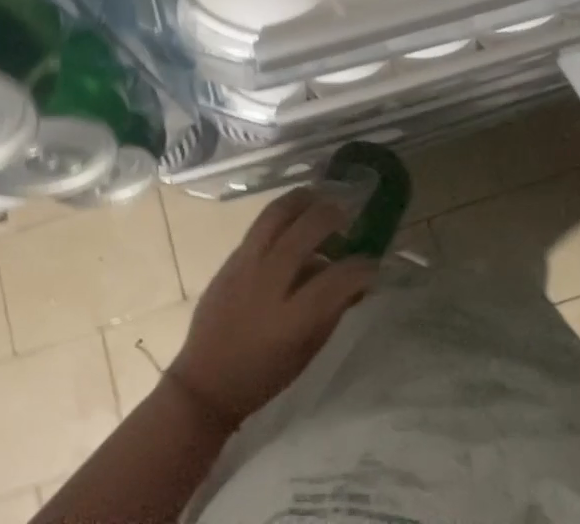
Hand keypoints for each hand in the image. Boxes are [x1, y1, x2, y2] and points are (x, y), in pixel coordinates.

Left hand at [169, 188, 378, 421]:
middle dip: (331, 217)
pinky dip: (282, 216)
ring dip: (302, 201)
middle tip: (348, 215)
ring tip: (320, 198)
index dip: (361, 269)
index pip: (335, 280)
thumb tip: (357, 283)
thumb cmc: (263, 376)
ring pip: (274, 217)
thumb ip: (333, 312)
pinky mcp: (229, 261)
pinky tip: (296, 216)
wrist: (205, 381)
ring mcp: (243, 267)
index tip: (374, 265)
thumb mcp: (307, 352)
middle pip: (302, 233)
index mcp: (289, 318)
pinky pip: (259, 227)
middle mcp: (266, 284)